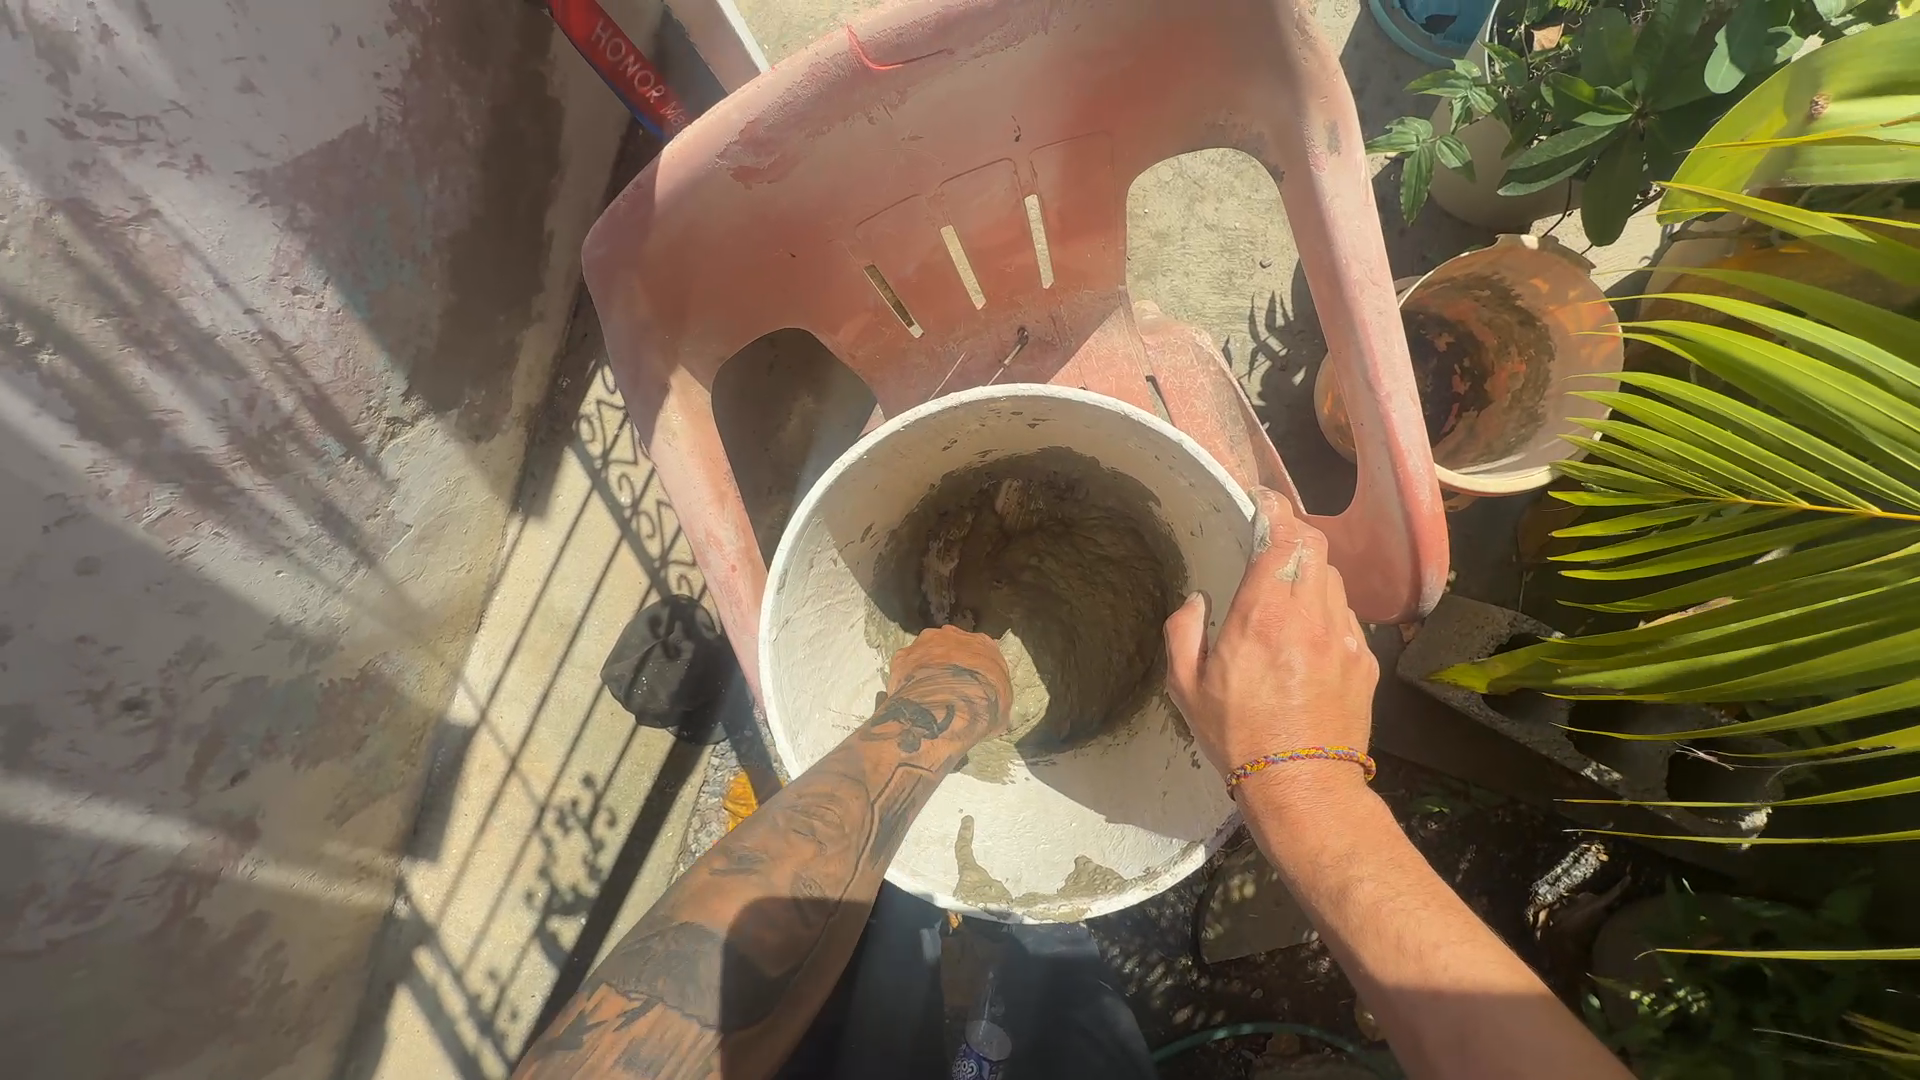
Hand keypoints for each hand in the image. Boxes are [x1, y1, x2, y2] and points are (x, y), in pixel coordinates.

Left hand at [884, 626, 1014, 747]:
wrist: (952, 704)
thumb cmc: (986, 705)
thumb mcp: (1002, 707)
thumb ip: (994, 699)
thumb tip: (990, 712)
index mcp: (983, 644)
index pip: (979, 652)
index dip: (972, 670)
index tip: (969, 686)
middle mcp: (954, 635)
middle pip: (949, 647)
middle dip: (947, 665)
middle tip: (946, 689)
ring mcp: (925, 642)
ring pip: (924, 653)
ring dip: (925, 670)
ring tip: (926, 695)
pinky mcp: (903, 655)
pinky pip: (905, 667)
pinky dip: (906, 680)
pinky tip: (909, 698)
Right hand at [1163, 487, 1377, 796]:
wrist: (1302, 785)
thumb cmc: (1236, 734)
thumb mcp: (1184, 686)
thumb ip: (1183, 631)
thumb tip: (1197, 600)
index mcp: (1262, 616)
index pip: (1282, 538)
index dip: (1274, 510)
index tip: (1261, 502)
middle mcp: (1309, 616)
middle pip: (1315, 546)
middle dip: (1293, 532)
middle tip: (1270, 539)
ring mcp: (1343, 637)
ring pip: (1332, 578)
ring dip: (1308, 571)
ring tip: (1285, 590)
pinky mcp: (1362, 659)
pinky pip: (1344, 614)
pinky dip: (1323, 607)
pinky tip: (1304, 633)